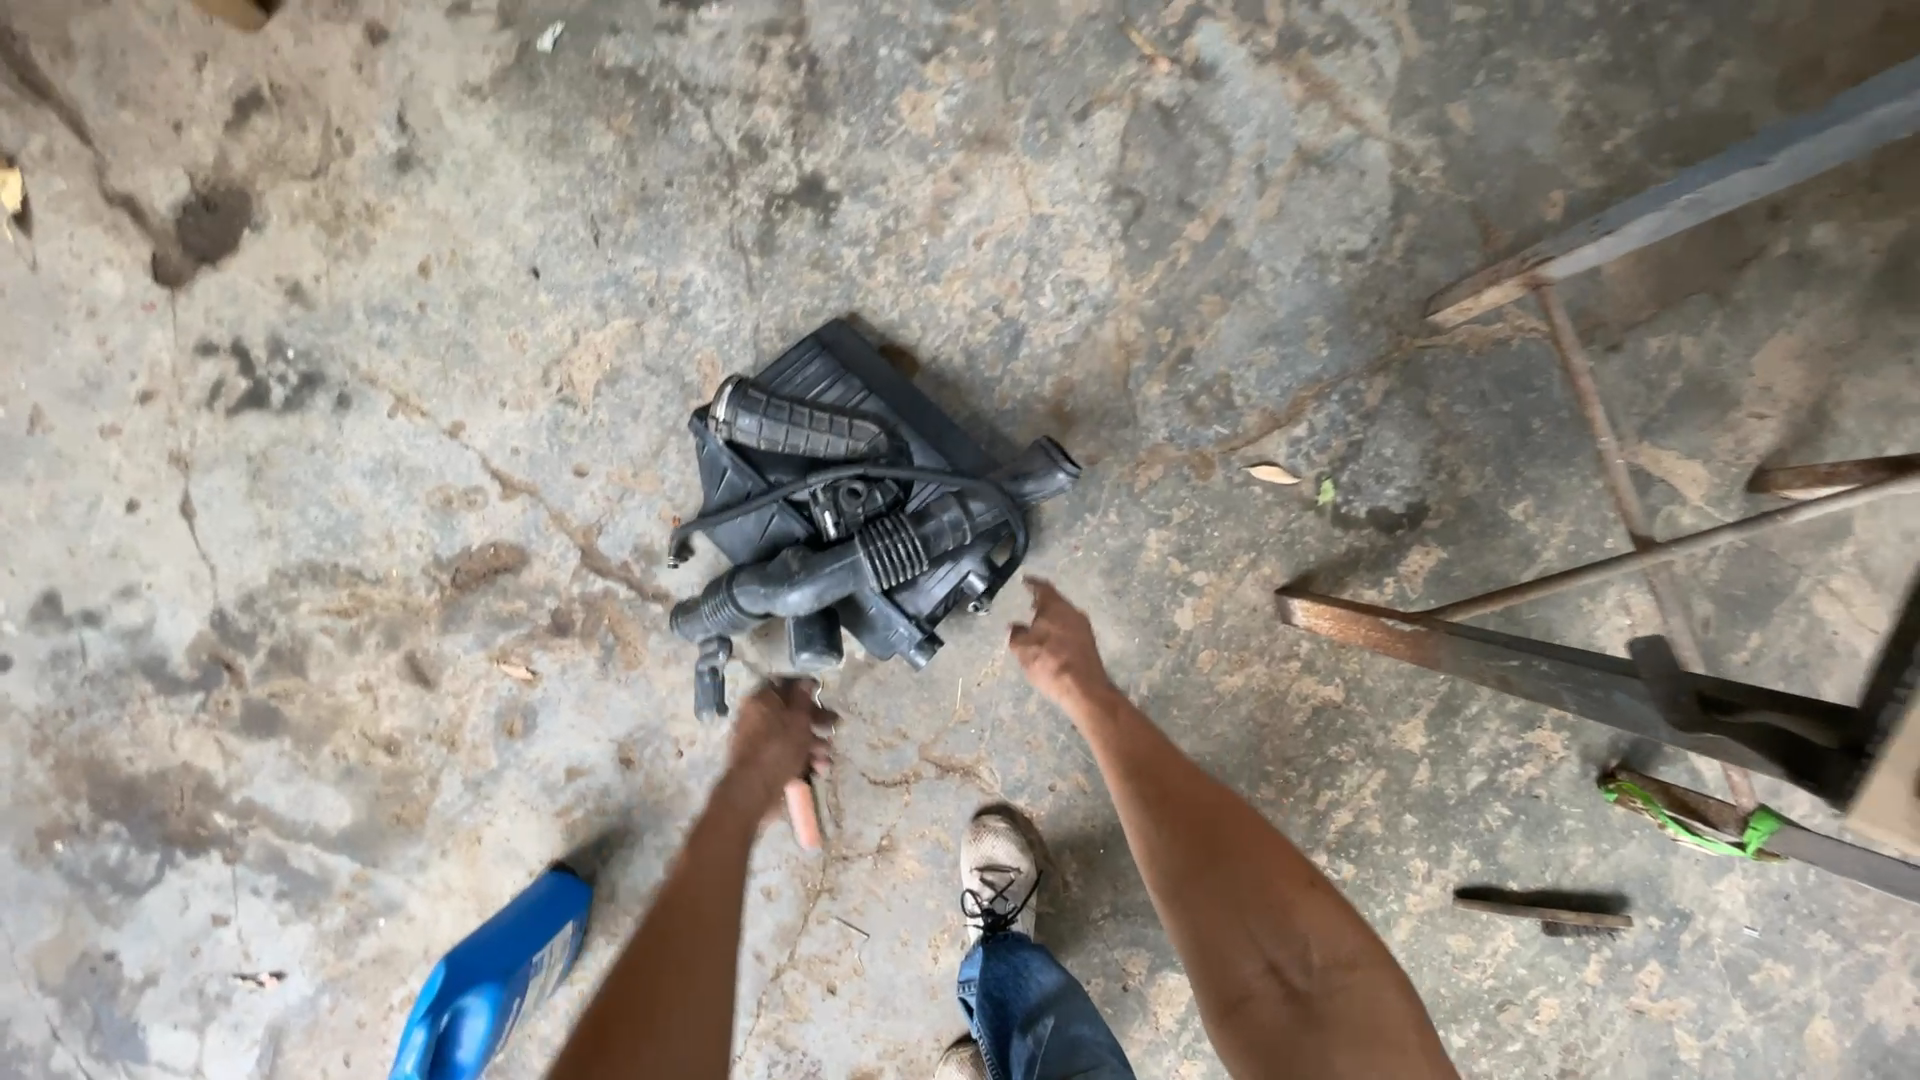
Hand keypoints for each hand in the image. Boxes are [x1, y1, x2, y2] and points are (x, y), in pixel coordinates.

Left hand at [722, 678, 835, 813]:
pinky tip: (818, 768)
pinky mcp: (761, 762)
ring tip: (826, 755)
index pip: (784, 685)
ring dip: (812, 743)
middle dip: (815, 721)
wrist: (753, 790)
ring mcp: (757, 741)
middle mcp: (756, 717)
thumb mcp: (798, 718)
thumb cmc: (778, 747)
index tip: (823, 695)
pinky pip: (784, 753)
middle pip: (790, 712)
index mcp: (761, 700)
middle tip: (834, 725)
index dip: (805, 689)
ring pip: (789, 735)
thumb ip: (803, 698)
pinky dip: (801, 758)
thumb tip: (805, 680)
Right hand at [1009, 578, 1114, 710]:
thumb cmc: (1049, 662)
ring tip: (1038, 624)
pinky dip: (1059, 631)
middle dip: (1043, 603)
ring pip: (1064, 616)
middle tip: (1030, 604)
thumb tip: (1015, 626)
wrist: (1084, 688)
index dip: (1032, 583)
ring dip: (1051, 618)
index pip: (1043, 587)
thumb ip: (1016, 633)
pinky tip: (1051, 641)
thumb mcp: (1022, 648)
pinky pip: (1070, 630)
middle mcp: (1073, 612)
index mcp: (1055, 607)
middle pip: (1056, 602)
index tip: (1025, 580)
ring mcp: (1084, 628)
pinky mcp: (1089, 644)